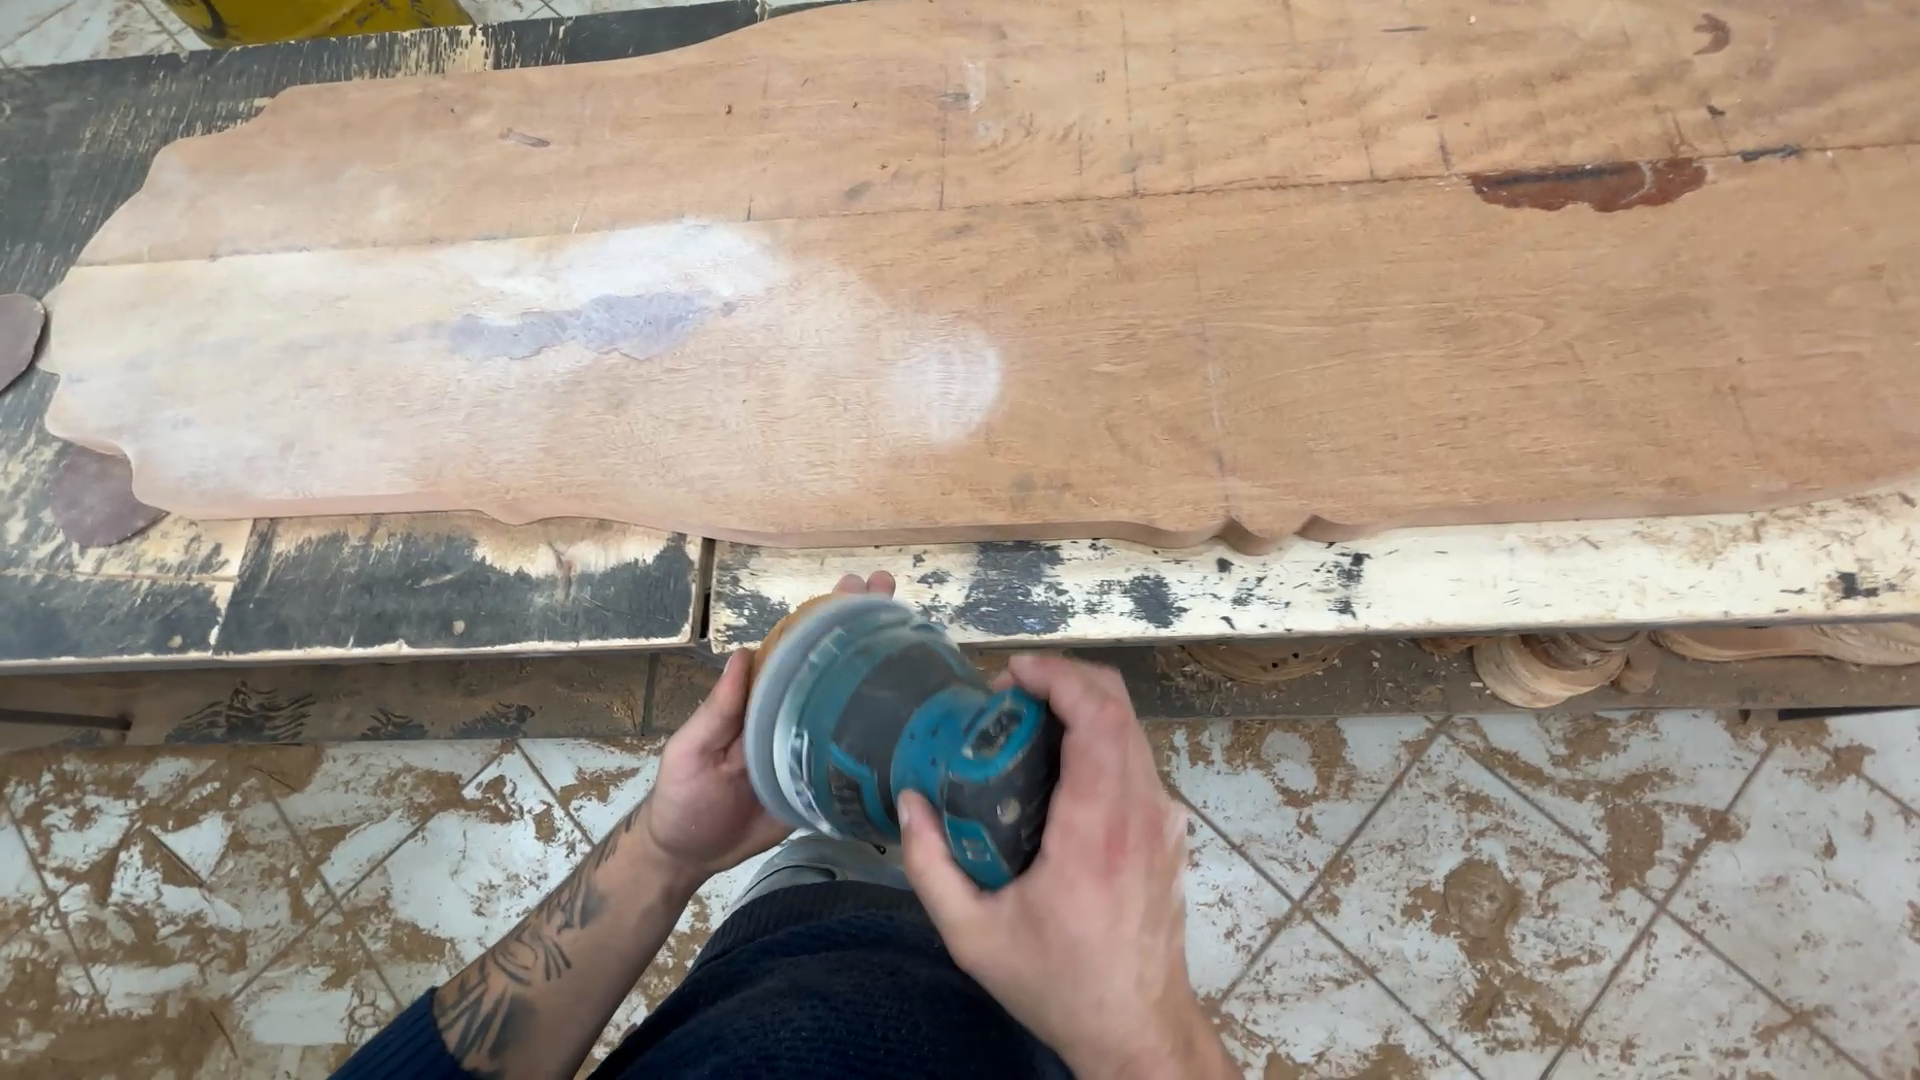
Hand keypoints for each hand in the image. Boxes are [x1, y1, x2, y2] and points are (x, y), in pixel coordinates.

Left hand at [637, 570, 896, 885]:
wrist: (693, 855)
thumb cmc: (684, 797)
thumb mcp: (692, 750)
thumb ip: (718, 710)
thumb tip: (743, 653)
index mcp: (762, 698)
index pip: (798, 647)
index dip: (826, 615)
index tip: (854, 586)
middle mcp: (793, 713)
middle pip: (832, 664)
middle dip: (862, 626)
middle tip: (890, 590)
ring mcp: (813, 744)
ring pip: (850, 702)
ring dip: (878, 668)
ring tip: (910, 632)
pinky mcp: (826, 781)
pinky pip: (856, 751)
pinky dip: (882, 732)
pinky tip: (913, 714)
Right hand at [898, 655, 1233, 1079]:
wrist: (1140, 1031)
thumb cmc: (1057, 983)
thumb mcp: (972, 936)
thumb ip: (930, 865)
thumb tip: (910, 801)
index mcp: (1097, 830)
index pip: (1098, 718)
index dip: (1057, 677)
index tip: (1012, 674)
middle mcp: (1141, 810)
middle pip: (1117, 705)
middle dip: (1063, 678)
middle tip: (1009, 693)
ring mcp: (1164, 817)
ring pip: (1129, 727)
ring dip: (1080, 705)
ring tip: (1025, 722)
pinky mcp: (1168, 827)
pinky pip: (1135, 757)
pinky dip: (1098, 735)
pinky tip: (1057, 764)